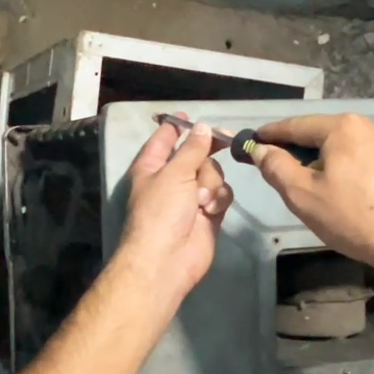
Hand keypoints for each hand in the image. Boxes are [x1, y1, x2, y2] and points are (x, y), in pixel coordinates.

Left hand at [113, 120, 232, 300]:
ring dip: (211, 183)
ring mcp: (190, 197)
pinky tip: (211, 210)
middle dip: (206, 158)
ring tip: (202, 201)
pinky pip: (221, 194)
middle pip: (197, 155)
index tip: (187, 114)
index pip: (163, 139)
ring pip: (213, 174)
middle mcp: (170, 179)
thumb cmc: (162, 211)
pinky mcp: (208, 214)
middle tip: (220, 147)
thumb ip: (192, 149)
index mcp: (152, 166)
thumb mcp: (174, 173)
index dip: (175, 127)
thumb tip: (202, 127)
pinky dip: (219, 199)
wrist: (168, 258)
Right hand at [252, 114, 373, 293]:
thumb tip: (261, 150)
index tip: (252, 141)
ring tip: (318, 189)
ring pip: (350, 148)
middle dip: (301, 149)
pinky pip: (372, 161)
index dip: (270, 134)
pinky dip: (353, 171)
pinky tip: (351, 196)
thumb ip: (276, 168)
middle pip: (325, 134)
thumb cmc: (356, 218)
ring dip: (329, 161)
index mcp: (344, 127)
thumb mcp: (303, 196)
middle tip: (282, 170)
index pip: (295, 125)